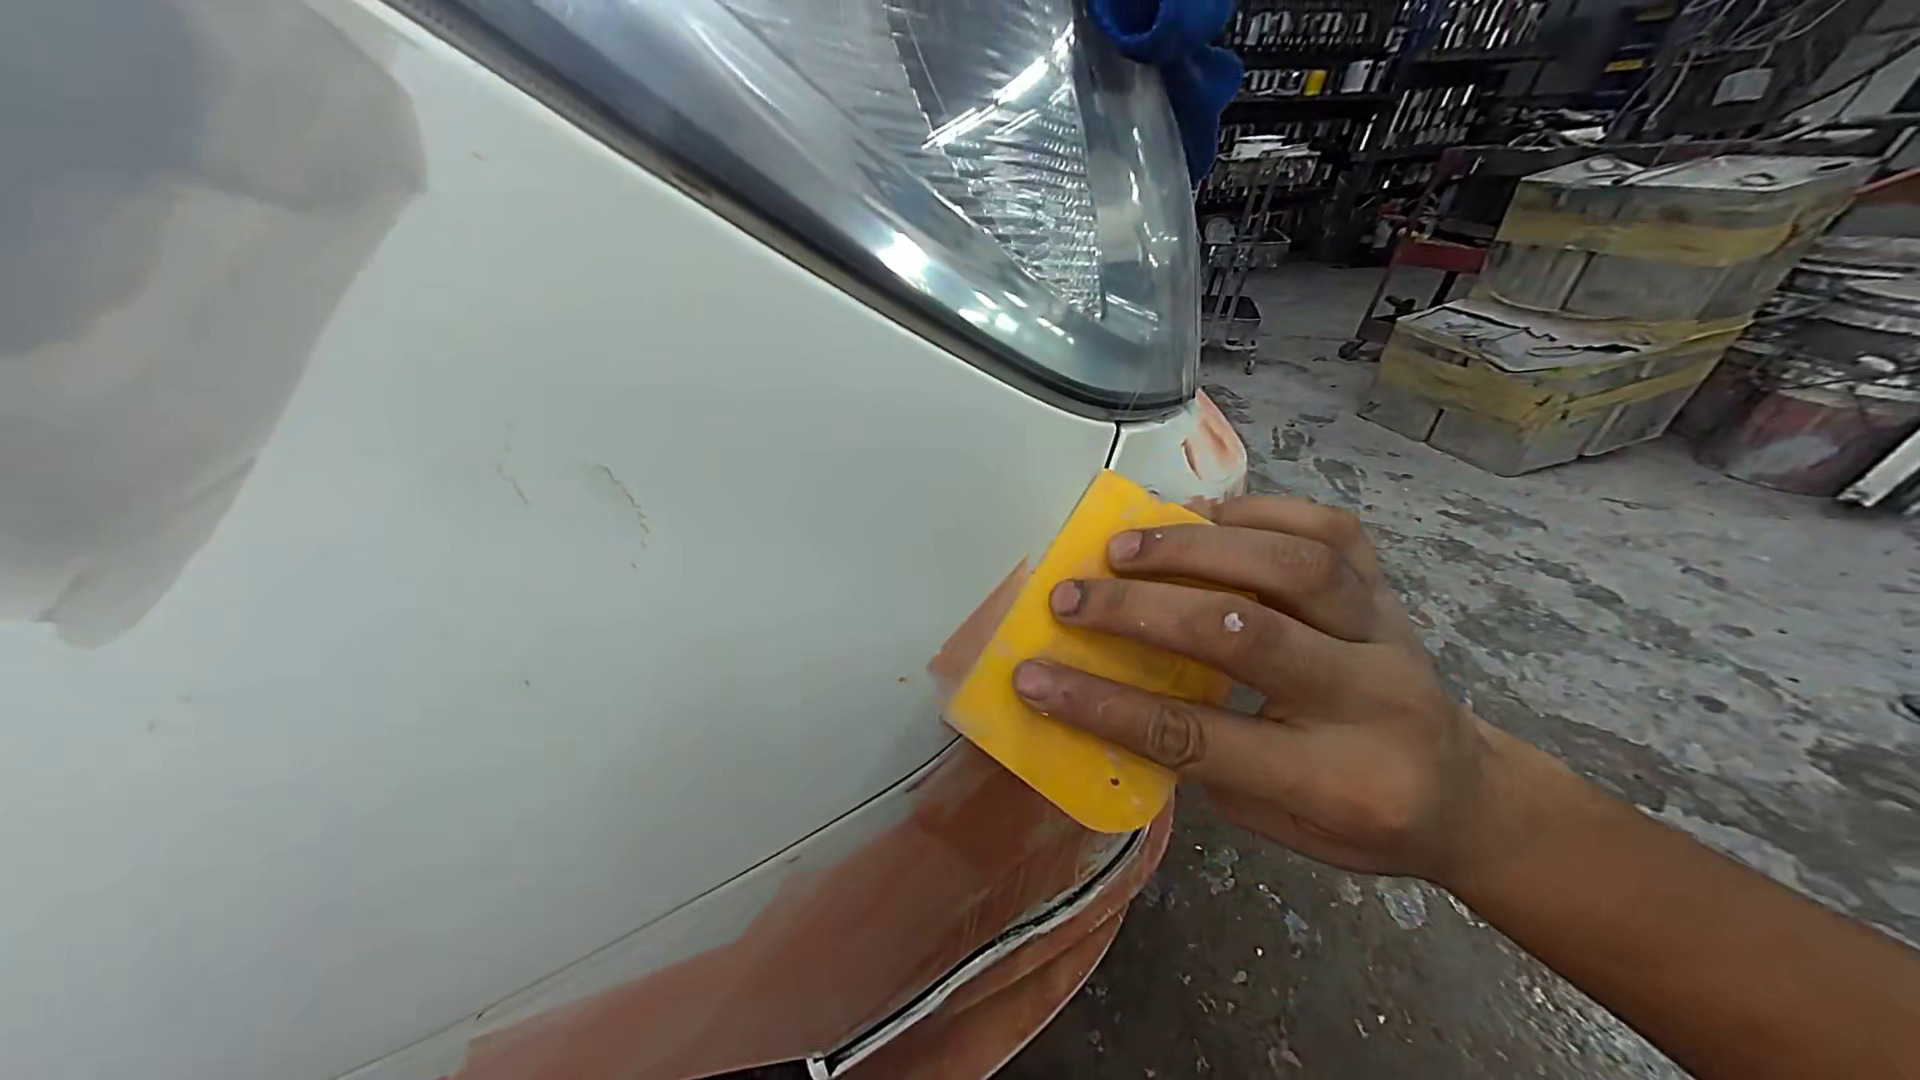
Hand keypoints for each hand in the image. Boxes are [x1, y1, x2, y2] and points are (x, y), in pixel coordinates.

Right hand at [1011, 496, 1502, 882]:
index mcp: (1337, 782)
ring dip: (1194, 549)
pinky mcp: (1391, 588)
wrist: (1463, 790)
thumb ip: (1198, 755)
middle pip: (1245, 637)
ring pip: (1293, 567)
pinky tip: (1201, 513)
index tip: (1033, 678)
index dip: (1104, 707)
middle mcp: (1370, 698)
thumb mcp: (1270, 818)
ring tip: (1124, 545)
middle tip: (1070, 597)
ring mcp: (1388, 631)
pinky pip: (1330, 529)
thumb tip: (1108, 682)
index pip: (1198, 737)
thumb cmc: (1354, 820)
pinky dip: (1257, 512)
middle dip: (1142, 611)